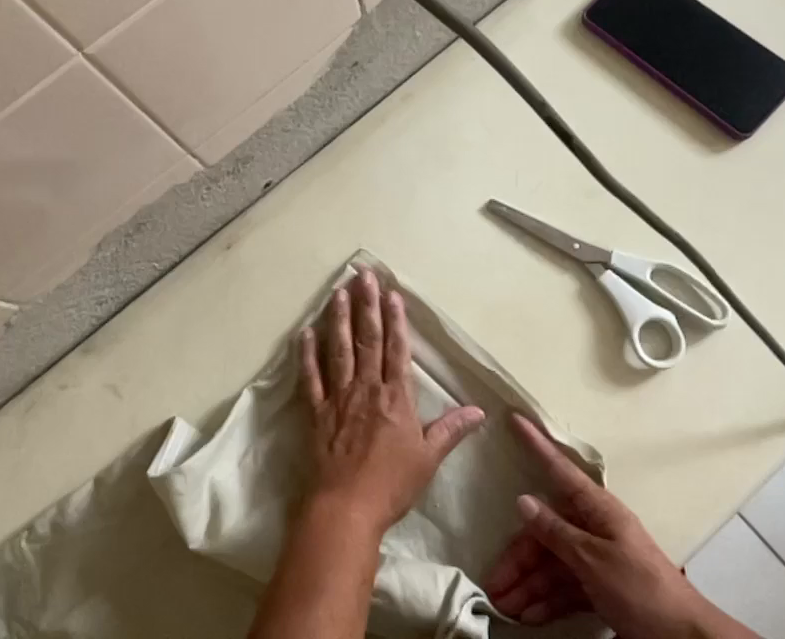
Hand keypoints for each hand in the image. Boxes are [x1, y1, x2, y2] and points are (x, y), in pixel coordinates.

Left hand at [298, 265, 486, 534]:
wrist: (346, 508)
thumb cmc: (391, 485)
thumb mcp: (429, 458)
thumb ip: (451, 430)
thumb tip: (479, 411)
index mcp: (396, 397)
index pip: (397, 349)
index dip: (396, 320)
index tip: (391, 293)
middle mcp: (367, 388)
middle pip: (367, 339)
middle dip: (366, 305)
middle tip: (362, 275)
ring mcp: (338, 398)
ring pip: (338, 349)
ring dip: (337, 318)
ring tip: (337, 291)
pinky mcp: (316, 413)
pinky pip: (310, 377)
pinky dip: (307, 354)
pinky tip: (305, 333)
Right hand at [484, 414, 730, 638]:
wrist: (683, 638)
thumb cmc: (641, 589)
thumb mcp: (594, 560)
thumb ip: (556, 532)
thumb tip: (524, 500)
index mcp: (597, 510)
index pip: (559, 470)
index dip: (537, 445)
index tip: (516, 418)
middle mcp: (593, 529)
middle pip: (545, 534)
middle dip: (517, 560)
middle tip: (492, 586)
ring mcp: (596, 559)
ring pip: (550, 564)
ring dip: (527, 585)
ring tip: (504, 607)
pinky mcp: (599, 588)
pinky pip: (563, 587)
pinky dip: (545, 600)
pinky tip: (528, 615)